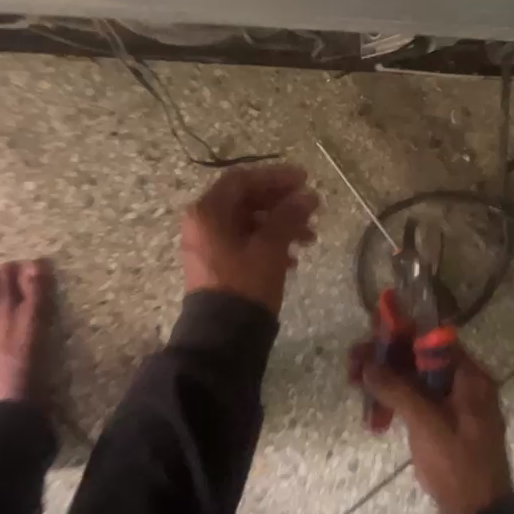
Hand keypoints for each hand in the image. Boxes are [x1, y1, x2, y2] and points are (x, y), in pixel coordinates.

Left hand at [182, 165, 318, 315]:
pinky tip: (293, 259)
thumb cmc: (246, 284)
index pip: (242, 181)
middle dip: (281, 205)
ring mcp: (207, 246)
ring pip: (247, 224)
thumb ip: (289, 217)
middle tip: (311, 209)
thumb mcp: (270, 247)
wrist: (223, 336)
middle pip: (245, 202)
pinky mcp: (215, 265)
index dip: (275, 178)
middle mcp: (202, 224)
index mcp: (207, 212)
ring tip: (309, 238)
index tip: (305, 180)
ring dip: (279, 226)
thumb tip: (308, 196)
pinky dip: (267, 244)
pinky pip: (243, 244)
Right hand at [358, 343, 512, 513]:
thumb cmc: (457, 464)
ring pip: (411, 378)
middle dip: (385, 358)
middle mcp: (462, 383)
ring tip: (355, 386)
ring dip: (383, 380)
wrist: (476, 512)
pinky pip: (412, 400)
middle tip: (353, 366)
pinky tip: (373, 414)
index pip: (434, 339)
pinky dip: (392, 401)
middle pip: (418, 357)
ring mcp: (450, 403)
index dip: (401, 333)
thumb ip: (397, 389)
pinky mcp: (439, 420)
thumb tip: (367, 364)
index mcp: (469, 377)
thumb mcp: (426, 423)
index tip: (370, 337)